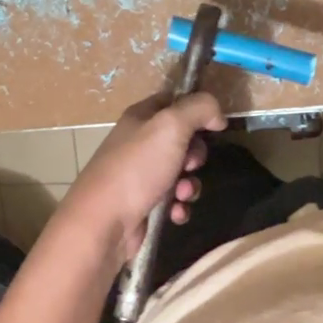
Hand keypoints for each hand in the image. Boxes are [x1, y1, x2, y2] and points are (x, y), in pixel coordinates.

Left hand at [59, 91, 226, 267]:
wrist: (103, 222)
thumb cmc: (137, 168)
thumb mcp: (171, 126)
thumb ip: (199, 109)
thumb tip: (218, 115)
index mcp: (140, 118)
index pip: (174, 101)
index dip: (196, 111)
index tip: (214, 126)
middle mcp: (139, 143)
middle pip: (183, 140)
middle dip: (196, 154)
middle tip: (190, 164)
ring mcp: (140, 175)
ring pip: (181, 173)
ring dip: (190, 185)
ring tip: (181, 194)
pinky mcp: (144, 203)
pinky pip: (173, 200)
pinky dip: (179, 206)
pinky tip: (174, 213)